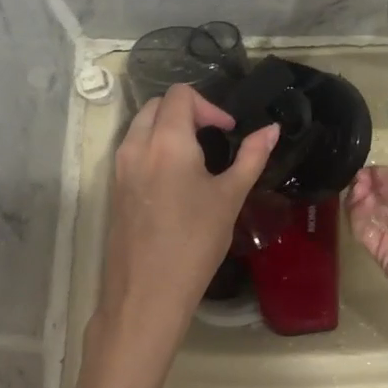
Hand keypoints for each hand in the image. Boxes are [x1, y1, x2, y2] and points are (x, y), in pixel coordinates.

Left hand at [100, 85, 278, 342]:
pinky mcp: (115, 188)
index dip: (209, 106)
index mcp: (167, 141)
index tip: (229, 131)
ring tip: (198, 157)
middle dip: (187, 112)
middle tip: (215, 137)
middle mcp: (136, 146)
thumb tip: (272, 129)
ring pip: (141, 126)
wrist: (147, 292)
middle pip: (156, 105)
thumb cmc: (195, 242)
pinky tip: (178, 180)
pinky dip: (155, 148)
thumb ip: (251, 157)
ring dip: (169, 128)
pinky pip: (133, 150)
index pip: (180, 95)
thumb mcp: (230, 197)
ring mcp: (120, 167)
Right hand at [345, 167, 387, 325]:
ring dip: (360, 198)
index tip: (369, 170)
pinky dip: (357, 216)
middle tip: (359, 178)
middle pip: (381, 198)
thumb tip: (379, 175)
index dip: (382, 177)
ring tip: (356, 189)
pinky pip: (365, 231)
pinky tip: (356, 203)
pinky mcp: (381, 253)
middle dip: (369, 185)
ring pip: (369, 213)